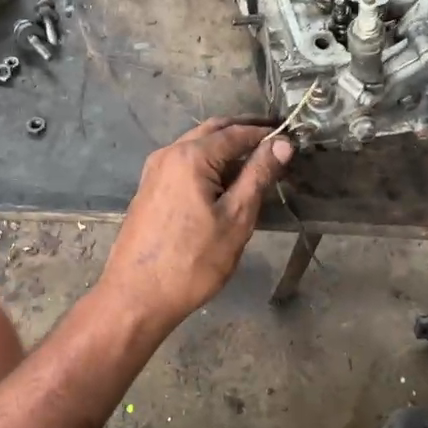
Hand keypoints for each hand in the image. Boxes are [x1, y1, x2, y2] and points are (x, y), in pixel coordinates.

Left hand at [102, 117, 293, 318]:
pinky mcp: (149, 188)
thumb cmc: (193, 260)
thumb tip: (281, 144)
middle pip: (213, 131)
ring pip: (196, 145)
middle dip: (244, 132)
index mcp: (191, 156)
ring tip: (255, 161)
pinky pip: (184, 163)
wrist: (136, 297)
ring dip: (225, 146)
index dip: (265, 133)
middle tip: (275, 141)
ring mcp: (154, 170)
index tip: (290, 138)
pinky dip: (208, 162)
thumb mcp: (236, 218)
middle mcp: (168, 153)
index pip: (236, 132)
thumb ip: (258, 175)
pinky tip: (224, 180)